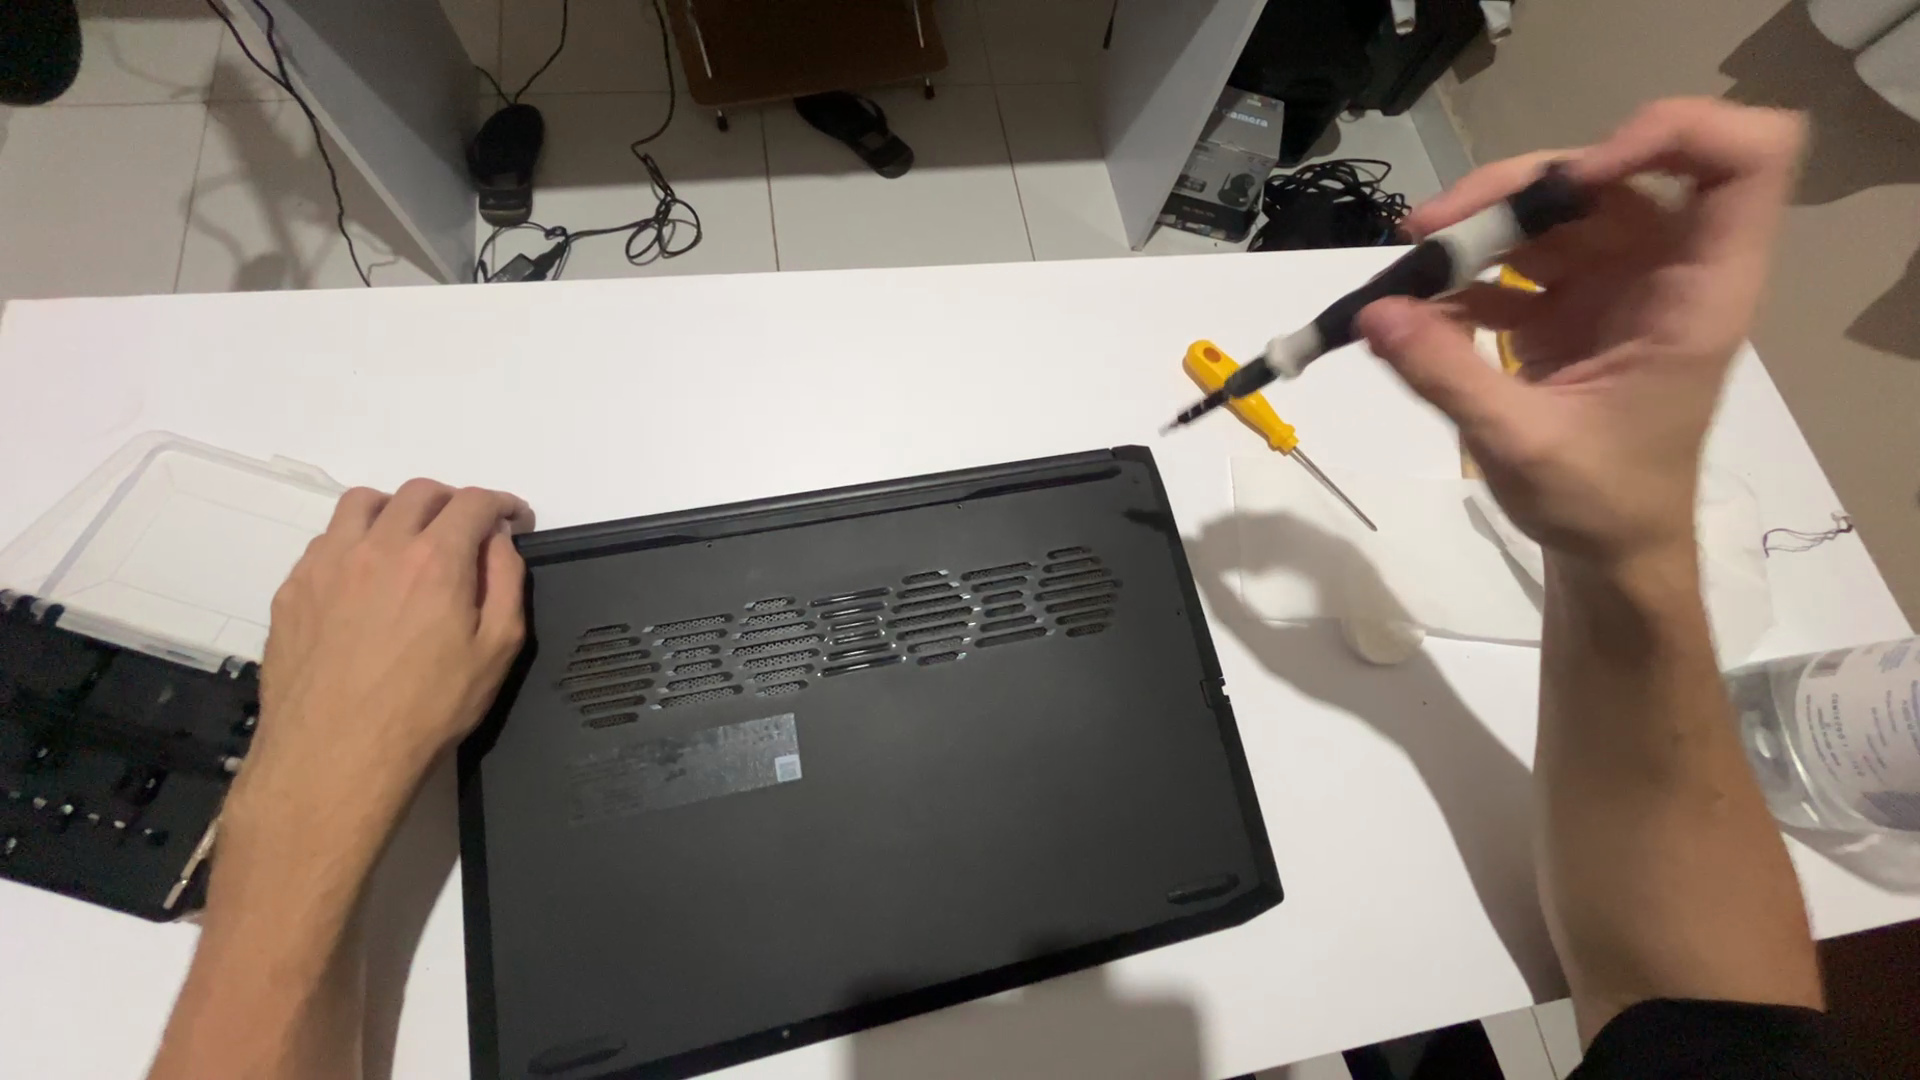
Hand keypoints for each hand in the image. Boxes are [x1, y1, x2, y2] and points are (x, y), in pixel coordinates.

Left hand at [232, 480, 533, 819]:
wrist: (338, 754)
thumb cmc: (432, 704)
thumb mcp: (500, 646)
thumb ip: (507, 580)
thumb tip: (499, 540)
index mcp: (437, 559)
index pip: (475, 502)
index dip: (503, 504)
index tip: (515, 520)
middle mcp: (379, 547)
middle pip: (420, 492)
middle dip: (456, 502)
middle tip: (471, 532)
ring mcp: (327, 565)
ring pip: (364, 503)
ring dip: (400, 510)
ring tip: (414, 542)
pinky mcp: (293, 589)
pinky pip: (328, 540)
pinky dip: (359, 540)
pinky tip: (371, 578)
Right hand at [1357, 98, 1802, 566]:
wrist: (1607, 546)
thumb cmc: (1596, 500)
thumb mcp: (1518, 439)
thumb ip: (1445, 374)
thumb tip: (1371, 314)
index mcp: (1695, 294)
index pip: (1738, 163)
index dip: (1662, 138)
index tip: (1565, 179)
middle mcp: (1661, 274)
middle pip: (1606, 182)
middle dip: (1513, 193)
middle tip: (1426, 231)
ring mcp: (1610, 292)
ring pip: (1551, 221)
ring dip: (1476, 234)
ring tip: (1406, 266)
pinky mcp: (1564, 316)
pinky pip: (1511, 274)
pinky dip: (1460, 284)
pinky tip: (1414, 309)